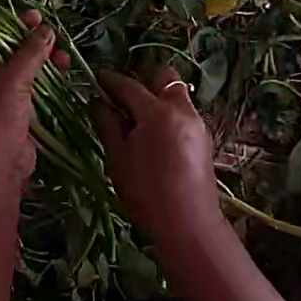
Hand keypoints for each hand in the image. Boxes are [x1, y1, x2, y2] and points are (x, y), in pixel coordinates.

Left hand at [0, 11, 66, 189]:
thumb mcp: (12, 82)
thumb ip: (29, 54)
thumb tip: (45, 28)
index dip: (16, 27)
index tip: (36, 16)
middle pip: (15, 57)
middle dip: (37, 46)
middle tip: (58, 39)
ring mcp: (5, 102)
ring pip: (29, 76)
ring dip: (47, 65)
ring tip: (66, 59)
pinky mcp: (21, 118)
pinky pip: (37, 95)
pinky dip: (50, 85)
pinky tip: (64, 78)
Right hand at [91, 65, 227, 251]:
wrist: (188, 223)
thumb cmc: (145, 192)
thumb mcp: (118, 157)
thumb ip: (108, 124)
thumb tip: (98, 102)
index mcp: (157, 112)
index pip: (128, 85)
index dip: (109, 80)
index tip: (96, 78)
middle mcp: (182, 110)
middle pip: (163, 77)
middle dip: (143, 80)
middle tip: (122, 99)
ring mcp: (197, 123)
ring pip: (176, 95)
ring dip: (157, 98)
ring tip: (137, 121)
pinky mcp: (203, 138)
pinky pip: (183, 112)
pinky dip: (167, 114)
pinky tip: (153, 136)